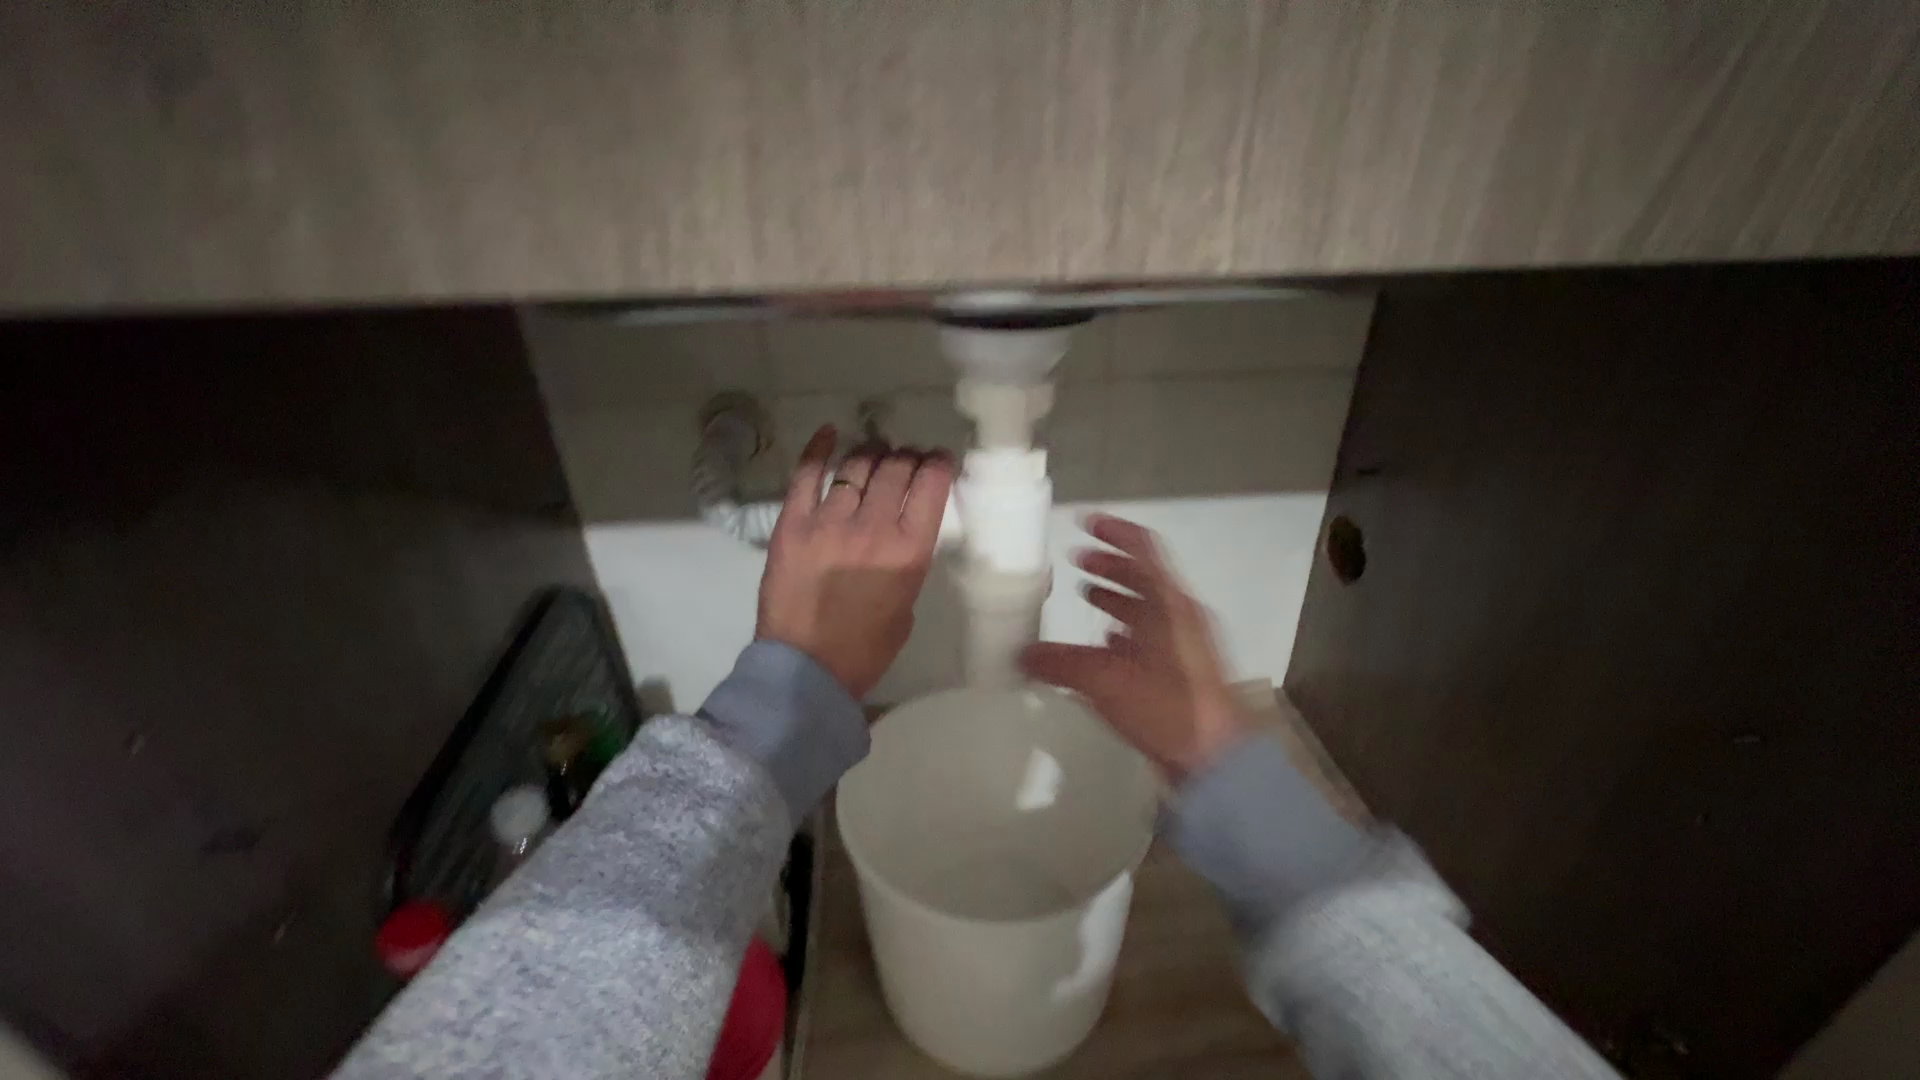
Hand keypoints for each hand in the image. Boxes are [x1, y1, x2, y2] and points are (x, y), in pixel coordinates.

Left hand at [756, 425, 955, 699]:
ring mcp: (829, 521)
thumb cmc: (865, 648)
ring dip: (871, 454)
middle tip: (906, 461)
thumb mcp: (907, 605)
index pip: (931, 484)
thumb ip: (908, 561)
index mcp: (909, 551)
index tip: (938, 461)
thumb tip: (901, 533)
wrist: (806, 669)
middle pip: (896, 468)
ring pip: (857, 466)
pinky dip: (819, 449)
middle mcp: (873, 527)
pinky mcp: (792, 524)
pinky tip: (829, 433)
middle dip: (907, 457)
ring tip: (876, 453)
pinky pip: (807, 474)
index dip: (938, 464)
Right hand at [1020, 514, 1248, 781]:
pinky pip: (1150, 640)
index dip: (1115, 532)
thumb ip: (1062, 664)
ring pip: (1147, 609)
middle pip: (1144, 578)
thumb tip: (1023, 653)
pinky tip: (1103, 646)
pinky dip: (1125, 633)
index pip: (1144, 550)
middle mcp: (1181, 619)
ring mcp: (1185, 647)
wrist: (1219, 764)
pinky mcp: (1182, 674)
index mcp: (1171, 606)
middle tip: (1076, 563)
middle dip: (1110, 566)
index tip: (1084, 523)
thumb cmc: (1169, 710)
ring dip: (1116, 599)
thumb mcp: (1108, 682)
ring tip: (1085, 596)